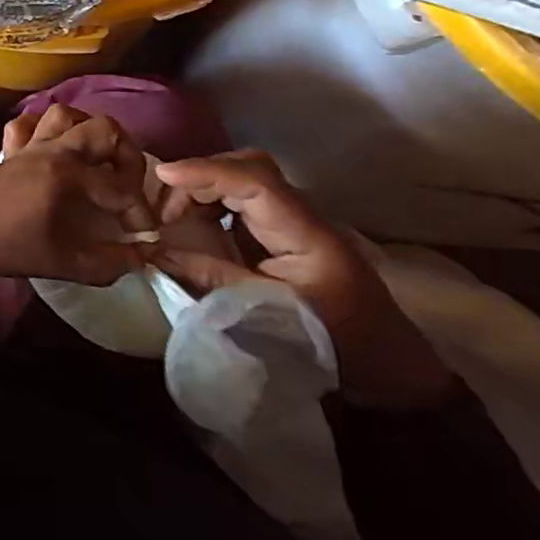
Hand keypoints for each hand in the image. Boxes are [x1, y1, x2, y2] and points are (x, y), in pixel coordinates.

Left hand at [0, 105, 152, 285]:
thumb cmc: (4, 245)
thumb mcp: (62, 264)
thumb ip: (109, 263)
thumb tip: (140, 256)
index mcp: (67, 176)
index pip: (122, 188)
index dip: (140, 214)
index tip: (140, 236)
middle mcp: (51, 150)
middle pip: (104, 129)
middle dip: (127, 155)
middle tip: (125, 184)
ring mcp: (28, 144)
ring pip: (66, 114)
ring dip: (88, 132)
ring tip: (97, 161)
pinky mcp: (10, 147)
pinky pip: (29, 122)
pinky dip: (45, 127)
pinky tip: (55, 148)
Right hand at [152, 150, 457, 410]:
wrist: (388, 370)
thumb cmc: (332, 344)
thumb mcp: (264, 315)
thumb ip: (209, 276)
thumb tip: (151, 250)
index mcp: (307, 235)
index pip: (256, 182)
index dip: (206, 171)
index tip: (163, 174)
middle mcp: (302, 219)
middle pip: (247, 169)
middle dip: (198, 179)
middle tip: (164, 211)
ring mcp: (292, 224)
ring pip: (240, 181)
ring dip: (199, 192)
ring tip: (170, 222)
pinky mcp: (281, 235)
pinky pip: (237, 203)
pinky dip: (206, 206)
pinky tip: (188, 228)